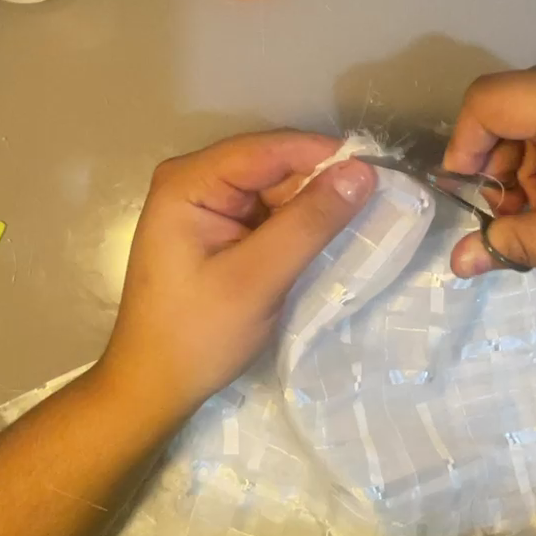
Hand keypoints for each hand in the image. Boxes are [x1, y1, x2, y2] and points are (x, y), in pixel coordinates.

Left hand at [96, 131, 373, 422]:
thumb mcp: (258, 279)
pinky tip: (328, 246)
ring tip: (361, 230)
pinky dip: (299, 229)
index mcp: (191, 182)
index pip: (271, 149)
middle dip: (322, 186)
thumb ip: (309, 223)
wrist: (155, 386)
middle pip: (275, 167)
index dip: (326, 157)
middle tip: (377, 212)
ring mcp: (207, 207)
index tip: (380, 178)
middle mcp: (196, 181)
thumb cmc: (198, 335)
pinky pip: (270, 215)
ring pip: (278, 191)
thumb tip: (362, 171)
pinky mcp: (220, 231)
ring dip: (315, 210)